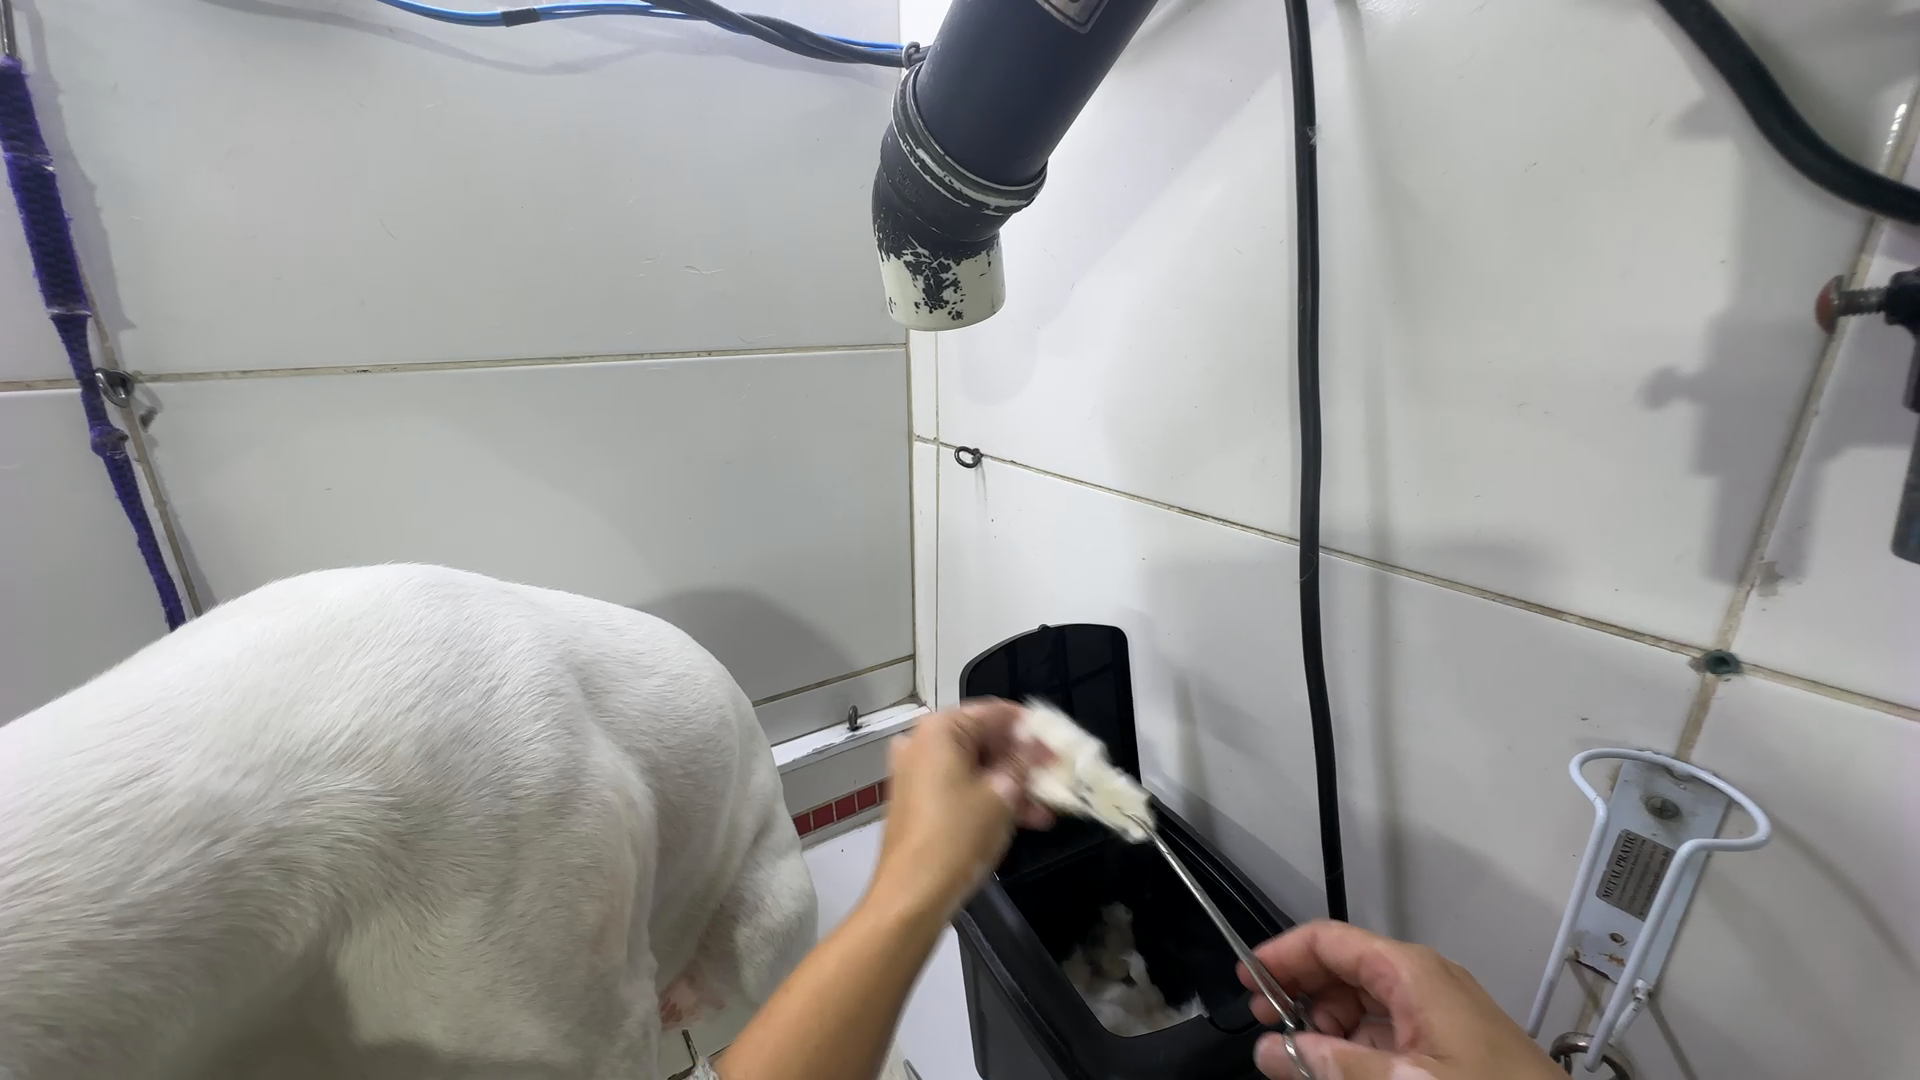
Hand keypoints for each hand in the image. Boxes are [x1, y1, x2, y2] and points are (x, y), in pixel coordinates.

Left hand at [869, 699, 1052, 917]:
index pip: (994, 712)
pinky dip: (990, 798)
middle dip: (1022, 761)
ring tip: (1047, 807)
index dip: (1029, 727)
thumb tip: (1037, 745)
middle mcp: (923, 743)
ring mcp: (917, 772)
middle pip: (984, 740)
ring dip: (1012, 784)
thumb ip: (1023, 762)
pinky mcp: (918, 801)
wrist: (912, 894)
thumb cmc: (957, 835)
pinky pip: (961, 787)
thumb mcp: (1002, 794)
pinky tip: (1025, 820)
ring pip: (975, 767)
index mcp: (940, 729)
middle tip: (1056, 774)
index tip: (1058, 741)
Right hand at [1240, 921, 1563, 1079]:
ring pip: (1362, 998)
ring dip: (1326, 1022)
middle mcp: (1421, 978)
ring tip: (1304, 1056)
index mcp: (1408, 971)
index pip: (1326, 940)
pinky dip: (1357, 1042)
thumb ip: (1330, 1066)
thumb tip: (1266, 1052)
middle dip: (1300, 992)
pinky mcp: (1451, 1039)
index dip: (1281, 956)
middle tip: (1268, 1025)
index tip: (1248, 982)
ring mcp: (1438, 1008)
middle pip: (1341, 965)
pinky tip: (1342, 1068)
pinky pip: (1387, 1025)